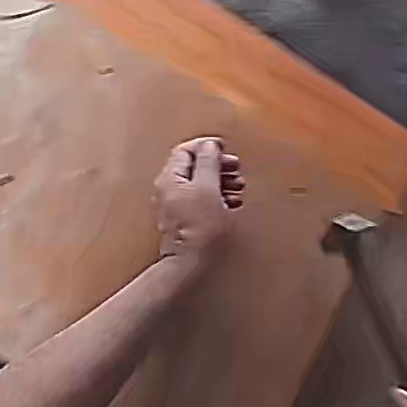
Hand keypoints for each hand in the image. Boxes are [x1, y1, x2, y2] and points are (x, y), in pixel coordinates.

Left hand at [154, 137, 243, 268]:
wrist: (190, 261)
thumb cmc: (199, 227)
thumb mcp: (208, 187)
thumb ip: (208, 162)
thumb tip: (209, 145)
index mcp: (170, 178)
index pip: (186, 151)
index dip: (206, 146)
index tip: (224, 149)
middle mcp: (168, 190)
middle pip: (194, 167)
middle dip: (217, 165)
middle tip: (236, 169)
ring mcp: (175, 205)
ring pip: (200, 183)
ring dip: (221, 181)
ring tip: (238, 187)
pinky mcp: (185, 219)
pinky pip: (201, 200)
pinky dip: (217, 197)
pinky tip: (231, 203)